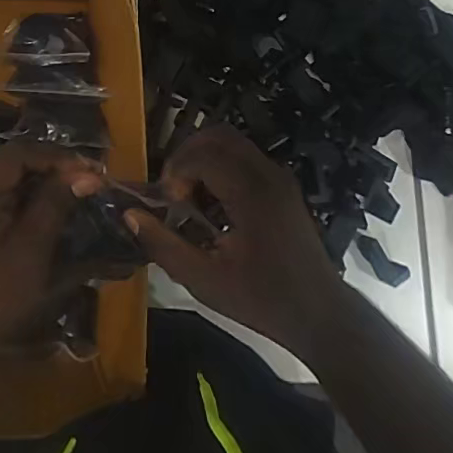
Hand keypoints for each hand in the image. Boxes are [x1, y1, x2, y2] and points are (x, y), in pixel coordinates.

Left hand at [0, 142, 103, 358]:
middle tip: (93, 180)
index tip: (94, 170)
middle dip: (56, 166)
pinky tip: (59, 202)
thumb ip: (54, 205)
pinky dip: (35, 193)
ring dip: (48, 179)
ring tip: (83, 189)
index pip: (19, 153)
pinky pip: (9, 188)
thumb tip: (88, 173)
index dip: (58, 157)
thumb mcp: (29, 252)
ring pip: (15, 172)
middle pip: (16, 159)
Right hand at [125, 126, 346, 350]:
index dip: (176, 171)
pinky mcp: (282, 186)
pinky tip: (213, 205)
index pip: (202, 154)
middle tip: (174, 190)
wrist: (323, 317)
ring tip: (191, 198)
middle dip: (186, 155)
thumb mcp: (205, 281)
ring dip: (202, 159)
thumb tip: (129, 215)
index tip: (169, 203)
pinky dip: (220, 167)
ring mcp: (279, 178)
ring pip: (231, 143)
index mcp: (251, 194)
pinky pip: (243, 157)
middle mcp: (268, 175)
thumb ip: (164, 246)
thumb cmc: (263, 300)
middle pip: (217, 136)